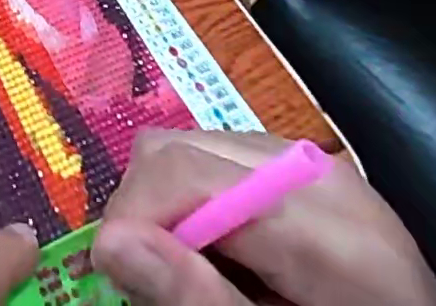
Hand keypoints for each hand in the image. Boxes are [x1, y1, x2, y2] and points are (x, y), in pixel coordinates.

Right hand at [92, 131, 435, 305]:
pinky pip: (217, 156)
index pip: (189, 174)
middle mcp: (315, 171)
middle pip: (180, 148)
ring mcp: (311, 161)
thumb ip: (197, 300)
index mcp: (326, 227)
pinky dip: (195, 198)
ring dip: (165, 203)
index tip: (110, 272)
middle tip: (146, 280)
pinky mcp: (303, 165)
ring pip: (190, 144)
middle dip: (142, 208)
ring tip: (187, 272)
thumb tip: (109, 243)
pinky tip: (218, 252)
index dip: (132, 214)